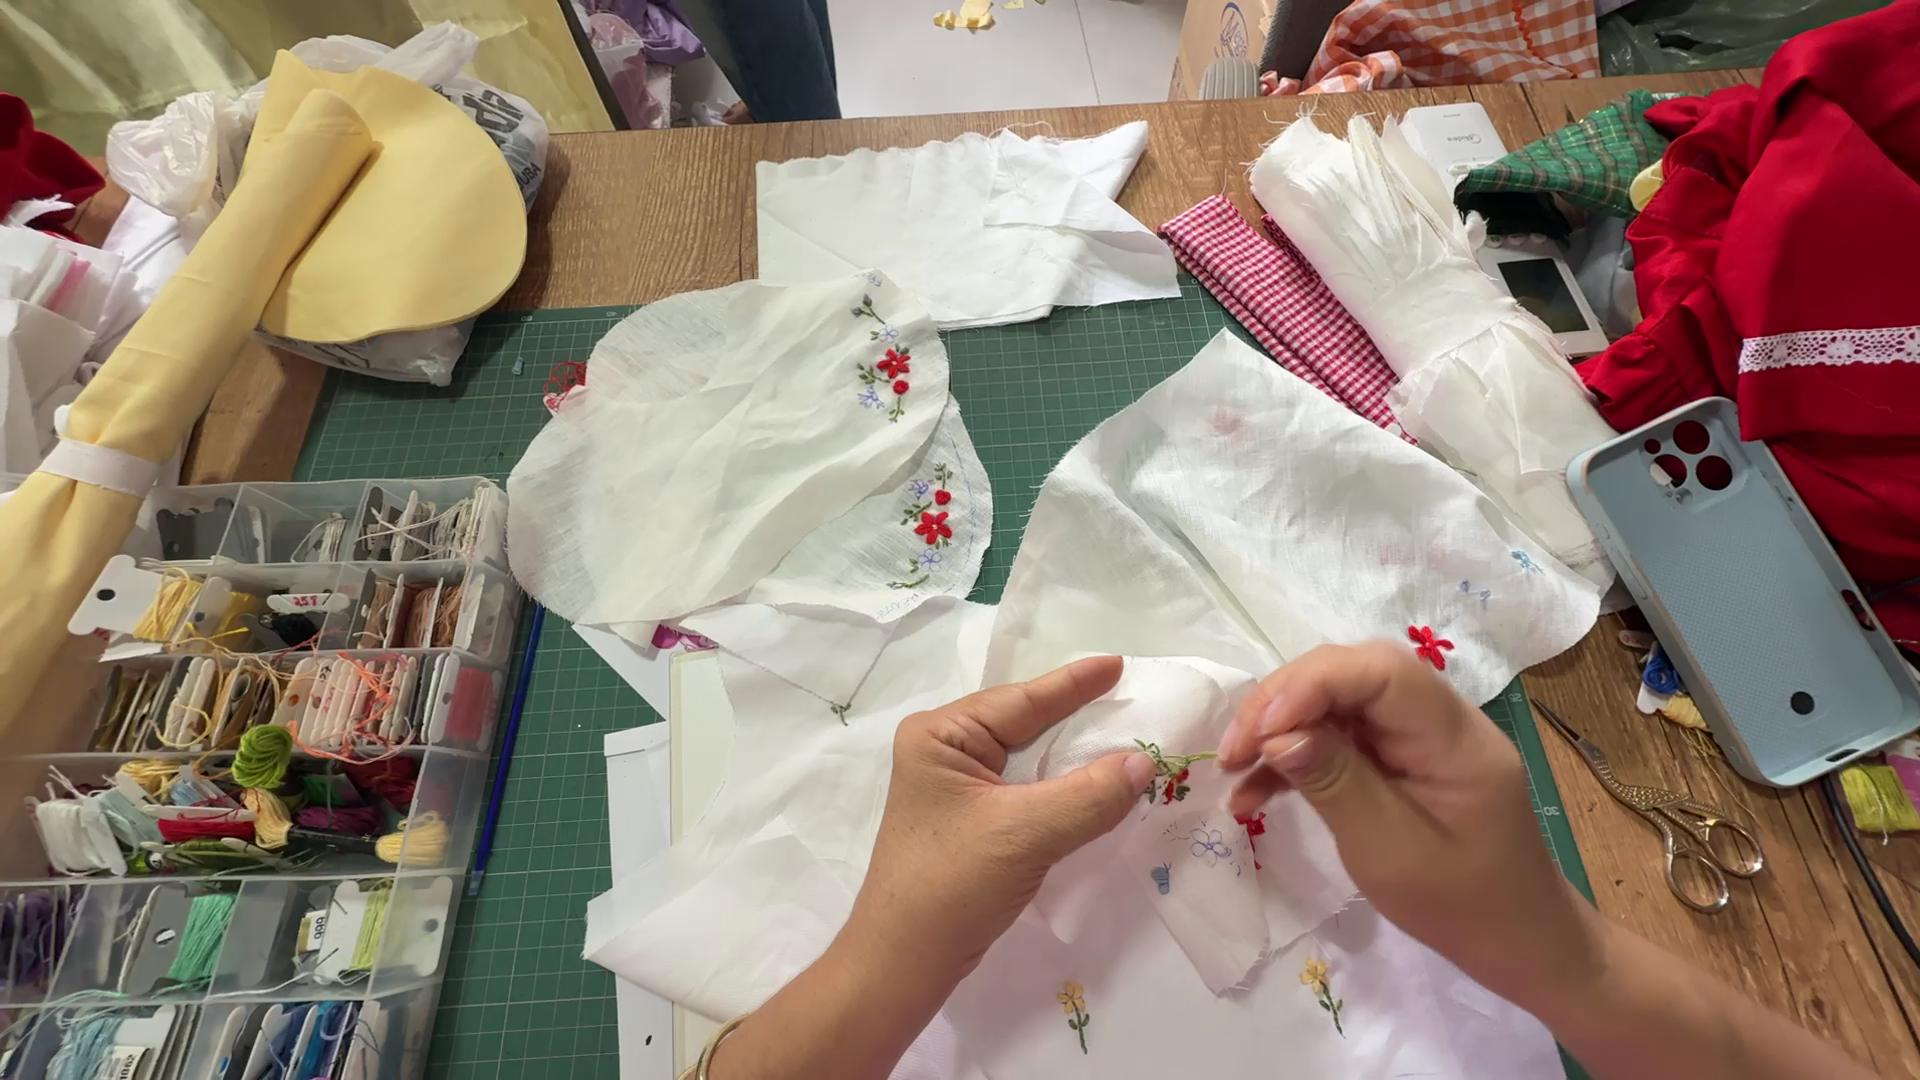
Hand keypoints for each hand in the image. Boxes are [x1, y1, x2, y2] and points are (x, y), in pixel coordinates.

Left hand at [844, 655, 1152, 981]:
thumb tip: (1143, 761)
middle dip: (1074, 713)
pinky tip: (1091, 779)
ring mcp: (955, 783)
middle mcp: (943, 748)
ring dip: (1070, 751)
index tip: (1117, 662)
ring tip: (1118, 729)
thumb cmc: (952, 885)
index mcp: (940, 734)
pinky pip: (1024, 786)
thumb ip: (1088, 795)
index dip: (1073, 683)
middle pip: (1023, 723)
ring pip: (1026, 756)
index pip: (1019, 701)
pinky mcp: (970, 816)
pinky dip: (1060, 783)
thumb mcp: (1024, 834)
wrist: (905, 963)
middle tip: (1126, 693)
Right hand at [1215, 643, 1601, 1005]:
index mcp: (1454, 738)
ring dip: (1274, 727)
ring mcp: (1410, 732)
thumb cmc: (1463, 907)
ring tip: (1232, 766)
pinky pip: (1331, 732)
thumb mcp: (1390, 852)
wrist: (1515, 945)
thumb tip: (1274, 734)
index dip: (1312, 684)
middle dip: (1281, 700)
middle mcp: (1434, 718)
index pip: (1381, 672)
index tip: (1261, 732)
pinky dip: (1288, 756)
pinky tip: (1252, 791)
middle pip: (1347, 673)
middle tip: (1234, 748)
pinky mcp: (1390, 751)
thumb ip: (1334, 783)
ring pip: (1329, 698)